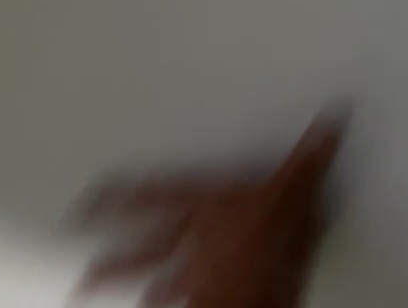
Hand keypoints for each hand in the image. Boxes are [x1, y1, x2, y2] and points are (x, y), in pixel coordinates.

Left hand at [74, 115, 344, 307]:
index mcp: (210, 203)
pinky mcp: (206, 297)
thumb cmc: (274, 234)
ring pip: (152, 277)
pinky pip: (175, 299)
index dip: (126, 192)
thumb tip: (329, 119)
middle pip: (145, 245)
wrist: (265, 287)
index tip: (94, 192)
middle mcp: (194, 238)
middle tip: (77, 250)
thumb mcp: (300, 182)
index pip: (159, 193)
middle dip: (114, 249)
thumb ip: (310, 154)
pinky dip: (162, 300)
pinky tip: (151, 304)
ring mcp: (195, 274)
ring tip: (94, 285)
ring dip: (128, 281)